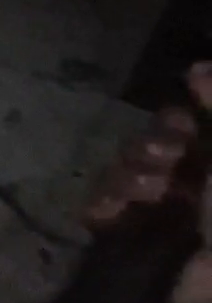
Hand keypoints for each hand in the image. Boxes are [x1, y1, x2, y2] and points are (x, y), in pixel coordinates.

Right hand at [80, 61, 211, 302]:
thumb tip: (200, 67)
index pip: (196, 124)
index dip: (186, 111)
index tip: (185, 104)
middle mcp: (203, 183)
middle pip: (156, 143)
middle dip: (153, 144)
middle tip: (166, 156)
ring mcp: (166, 211)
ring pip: (124, 171)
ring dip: (129, 175)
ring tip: (148, 194)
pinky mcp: (131, 235)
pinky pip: (100, 205)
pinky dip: (105, 204)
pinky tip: (119, 210)